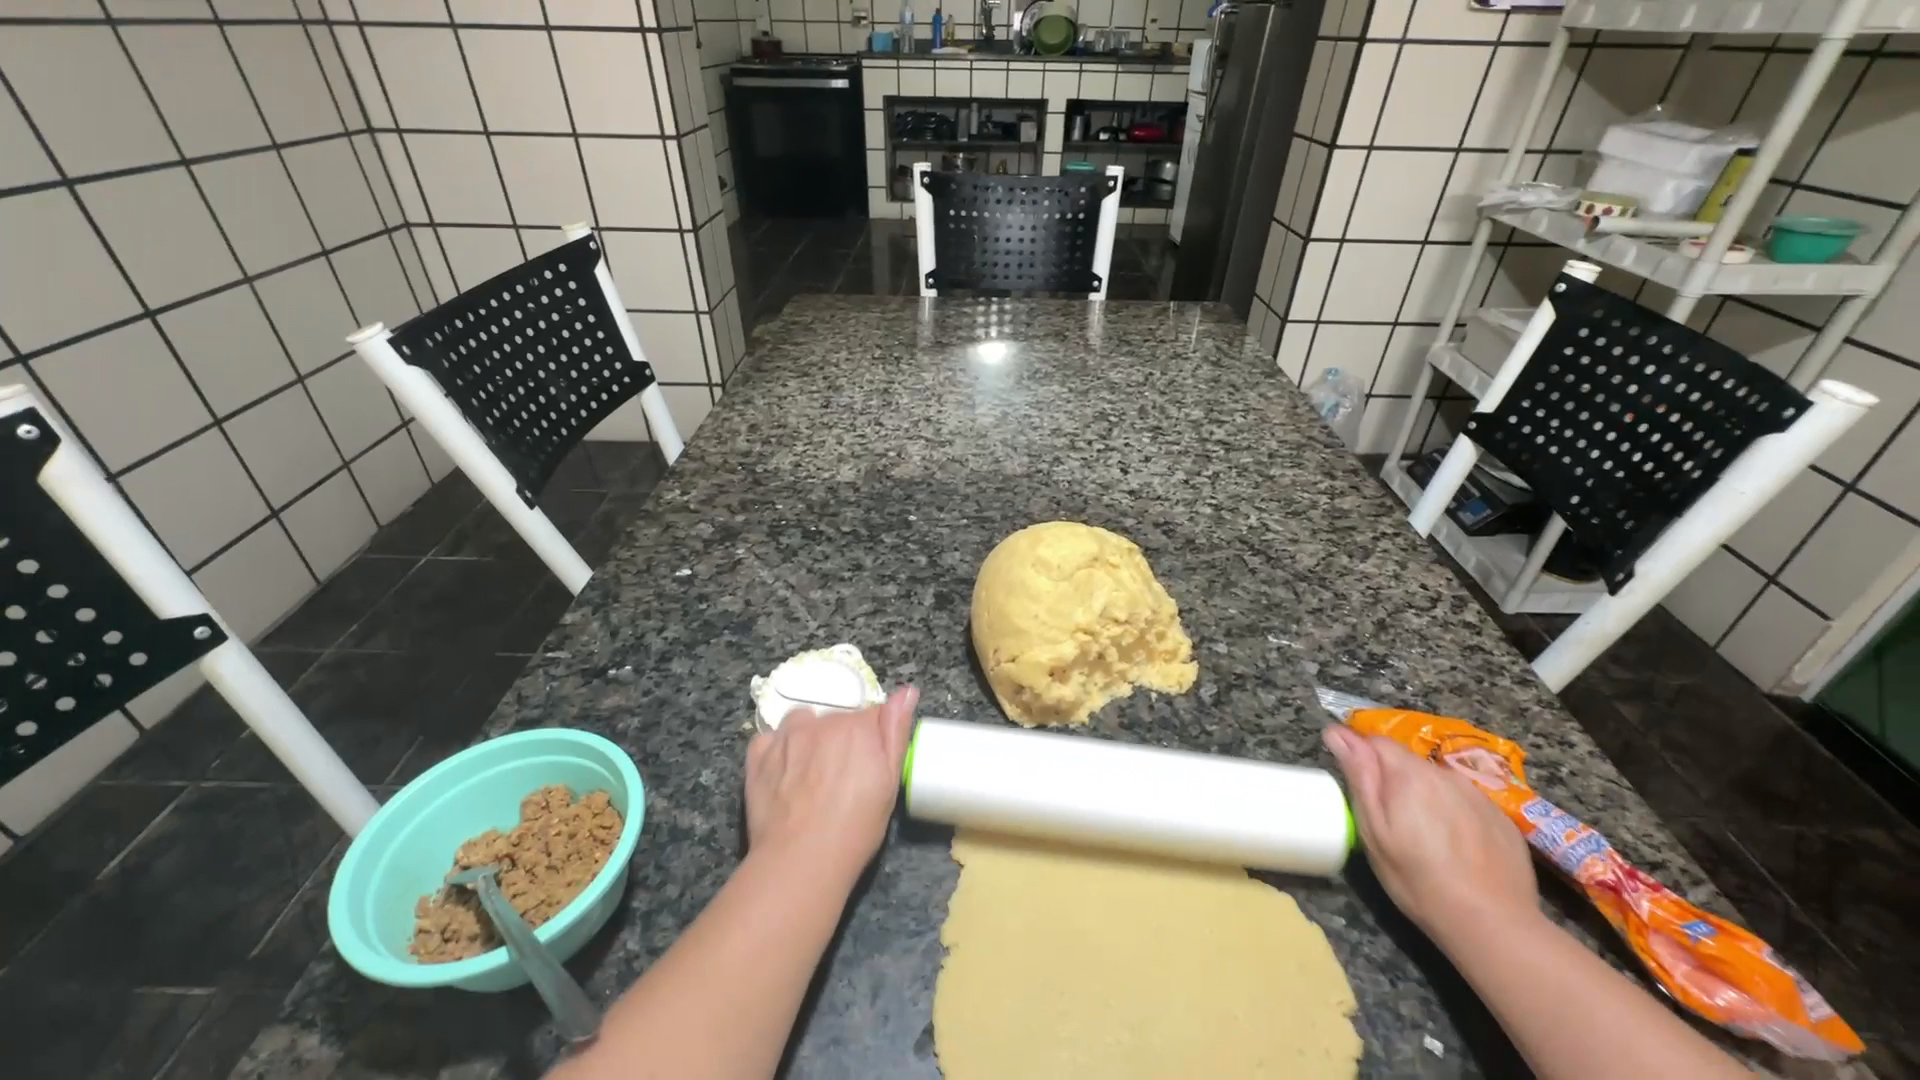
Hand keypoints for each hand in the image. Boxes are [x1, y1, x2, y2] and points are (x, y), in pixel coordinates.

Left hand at [744, 686, 919, 879]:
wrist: (801, 859)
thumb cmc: (856, 827)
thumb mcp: (890, 782)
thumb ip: (896, 731)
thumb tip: (908, 691)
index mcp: (858, 727)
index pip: (872, 717)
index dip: (873, 742)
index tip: (869, 769)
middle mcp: (821, 722)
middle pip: (837, 720)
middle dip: (842, 741)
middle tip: (842, 781)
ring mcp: (786, 736)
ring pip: (803, 722)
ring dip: (809, 738)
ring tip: (812, 775)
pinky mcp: (759, 754)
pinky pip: (771, 738)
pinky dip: (778, 750)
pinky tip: (784, 774)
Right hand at [1322, 723, 1537, 939]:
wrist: (1492, 922)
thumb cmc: (1417, 878)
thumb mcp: (1374, 830)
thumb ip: (1359, 776)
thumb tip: (1337, 732)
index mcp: (1409, 775)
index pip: (1377, 742)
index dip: (1361, 756)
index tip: (1357, 785)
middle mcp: (1445, 775)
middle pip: (1409, 763)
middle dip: (1394, 781)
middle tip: (1389, 823)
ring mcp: (1478, 795)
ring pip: (1438, 783)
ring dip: (1425, 797)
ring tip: (1424, 838)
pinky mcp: (1501, 818)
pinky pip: (1466, 803)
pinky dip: (1454, 815)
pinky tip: (1455, 848)